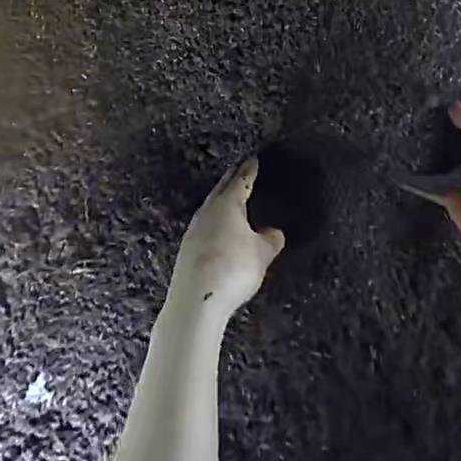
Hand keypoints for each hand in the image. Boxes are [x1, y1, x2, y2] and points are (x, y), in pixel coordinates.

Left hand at [167, 157, 285, 315]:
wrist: (196, 300)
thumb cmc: (233, 268)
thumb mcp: (262, 254)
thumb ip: (270, 240)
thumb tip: (273, 232)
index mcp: (228, 204)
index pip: (241, 181)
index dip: (249, 171)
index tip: (253, 160)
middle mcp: (208, 211)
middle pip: (221, 189)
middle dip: (231, 178)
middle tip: (238, 169)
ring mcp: (194, 230)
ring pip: (209, 206)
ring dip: (219, 198)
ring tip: (227, 196)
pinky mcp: (186, 249)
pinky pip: (203, 224)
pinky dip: (213, 219)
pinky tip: (216, 227)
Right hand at [415, 97, 460, 262]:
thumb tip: (456, 104)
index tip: (440, 92)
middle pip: (457, 134)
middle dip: (441, 123)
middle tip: (417, 107)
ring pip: (443, 156)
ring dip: (429, 148)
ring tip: (406, 131)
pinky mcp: (451, 197)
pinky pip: (429, 184)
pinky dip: (416, 179)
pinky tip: (401, 171)